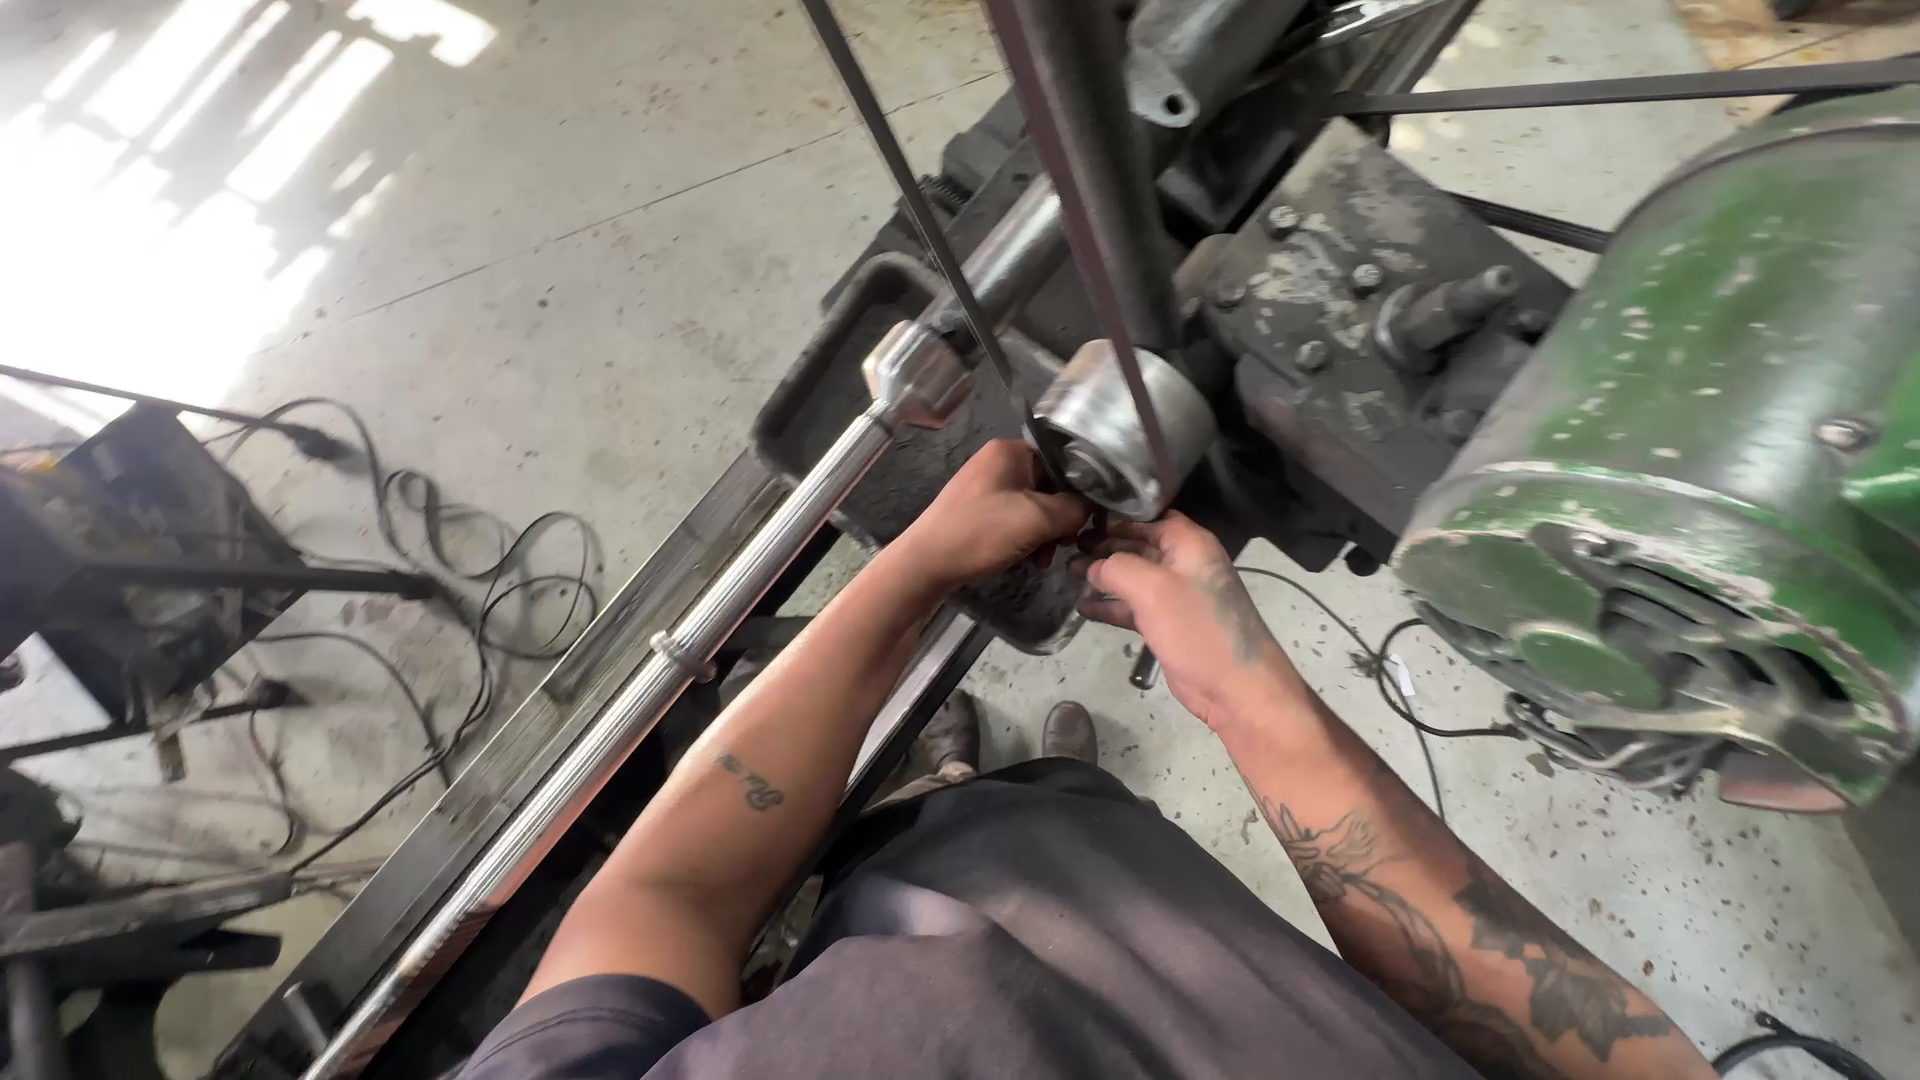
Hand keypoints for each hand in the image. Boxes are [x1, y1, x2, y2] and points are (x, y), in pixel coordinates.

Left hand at [895, 439, 1090, 588]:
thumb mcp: (1036, 519)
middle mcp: (999, 461)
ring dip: (1045, 533)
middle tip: (1060, 545)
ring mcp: (987, 486)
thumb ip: (1074, 508)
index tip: (1086, 520)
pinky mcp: (980, 510)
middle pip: (1050, 486)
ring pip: (1035, 506)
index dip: (1079, 491)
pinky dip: (1026, 538)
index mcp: (1010, 451)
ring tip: (1041, 558)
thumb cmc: (980, 533)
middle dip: (1060, 518)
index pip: (1062, 461)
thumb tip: (1091, 507)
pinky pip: (1016, 518)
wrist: (925, 564)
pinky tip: (1027, 559)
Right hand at [1077, 512, 1301, 729]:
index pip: (1149, 518)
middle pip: (1138, 546)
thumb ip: (1116, 567)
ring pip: (1133, 578)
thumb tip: (1093, 566)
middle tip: (1070, 545)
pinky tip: (1083, 607)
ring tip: (1069, 572)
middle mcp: (1184, 564)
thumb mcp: (1151, 588)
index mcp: (1190, 544)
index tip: (1083, 518)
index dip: (1118, 517)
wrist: (1234, 686)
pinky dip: (1110, 605)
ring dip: (1103, 576)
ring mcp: (1176, 596)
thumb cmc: (1196, 628)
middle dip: (1105, 546)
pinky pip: (1133, 607)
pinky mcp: (1168, 624)